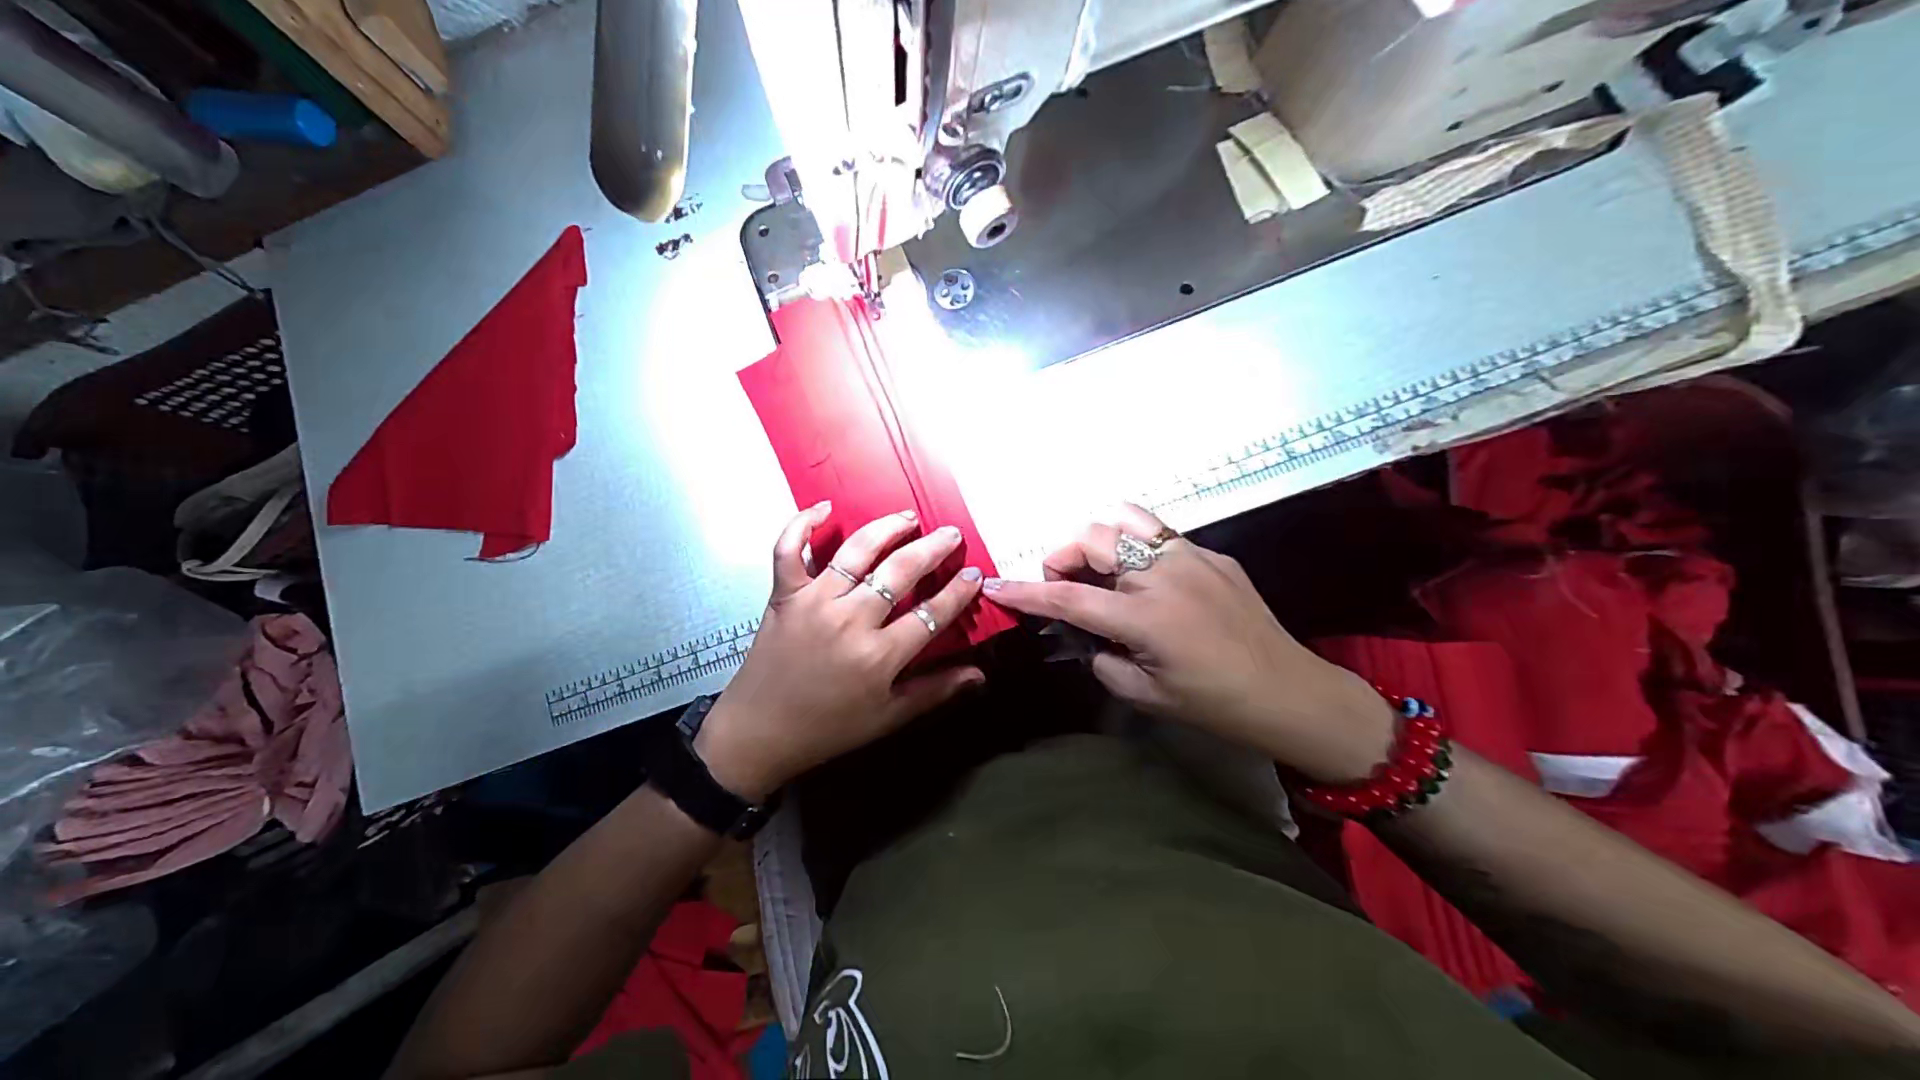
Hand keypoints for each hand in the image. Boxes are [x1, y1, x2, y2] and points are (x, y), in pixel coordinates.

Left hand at [692, 503, 985, 800]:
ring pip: (856, 552)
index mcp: (878, 656)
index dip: (958, 592)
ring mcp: (814, 603)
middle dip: (932, 549)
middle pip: (899, 572)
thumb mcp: (888, 717)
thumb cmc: (827, 727)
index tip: (974, 575)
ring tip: (908, 517)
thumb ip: (935, 691)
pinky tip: (824, 508)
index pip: (930, 614)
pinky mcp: (784, 595)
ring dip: (887, 529)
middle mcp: (849, 621)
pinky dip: (803, 524)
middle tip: (950, 534)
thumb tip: (979, 675)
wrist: (759, 732)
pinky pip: (790, 550)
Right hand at [983, 503, 1395, 782]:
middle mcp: (1162, 574)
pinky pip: (1160, 535)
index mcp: (1143, 616)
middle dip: (1062, 558)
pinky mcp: (1212, 554)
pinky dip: (1137, 548)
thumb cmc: (1212, 704)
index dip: (1025, 591)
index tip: (996, 585)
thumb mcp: (1143, 694)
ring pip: (1125, 517)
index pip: (1067, 597)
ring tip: (1102, 567)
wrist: (1287, 691)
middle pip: (1091, 538)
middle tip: (1067, 586)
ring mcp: (1191, 555)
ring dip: (1099, 538)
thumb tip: (1087, 634)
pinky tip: (1148, 579)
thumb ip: (1101, 658)